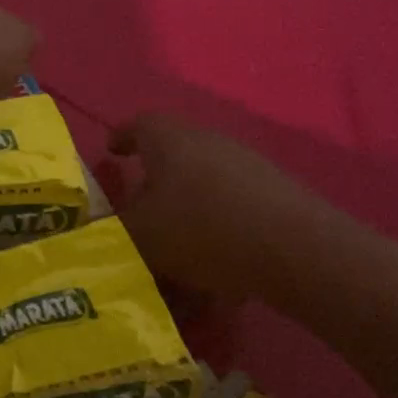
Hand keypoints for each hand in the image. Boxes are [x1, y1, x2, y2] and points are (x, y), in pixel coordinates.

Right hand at [109, 113, 335, 301]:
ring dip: (187, 210)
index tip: (111, 154)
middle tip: (137, 208)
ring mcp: (251, 169)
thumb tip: (93, 228)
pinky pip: (236, 209)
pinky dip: (219, 231)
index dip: (122, 137)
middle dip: (154, 181)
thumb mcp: (139, 235)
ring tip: (175, 250)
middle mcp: (210, 143)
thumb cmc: (203, 229)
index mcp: (169, 140)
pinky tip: (215, 273)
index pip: (139, 124)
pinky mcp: (281, 198)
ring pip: (205, 185)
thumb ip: (110, 230)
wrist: (304, 254)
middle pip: (174, 154)